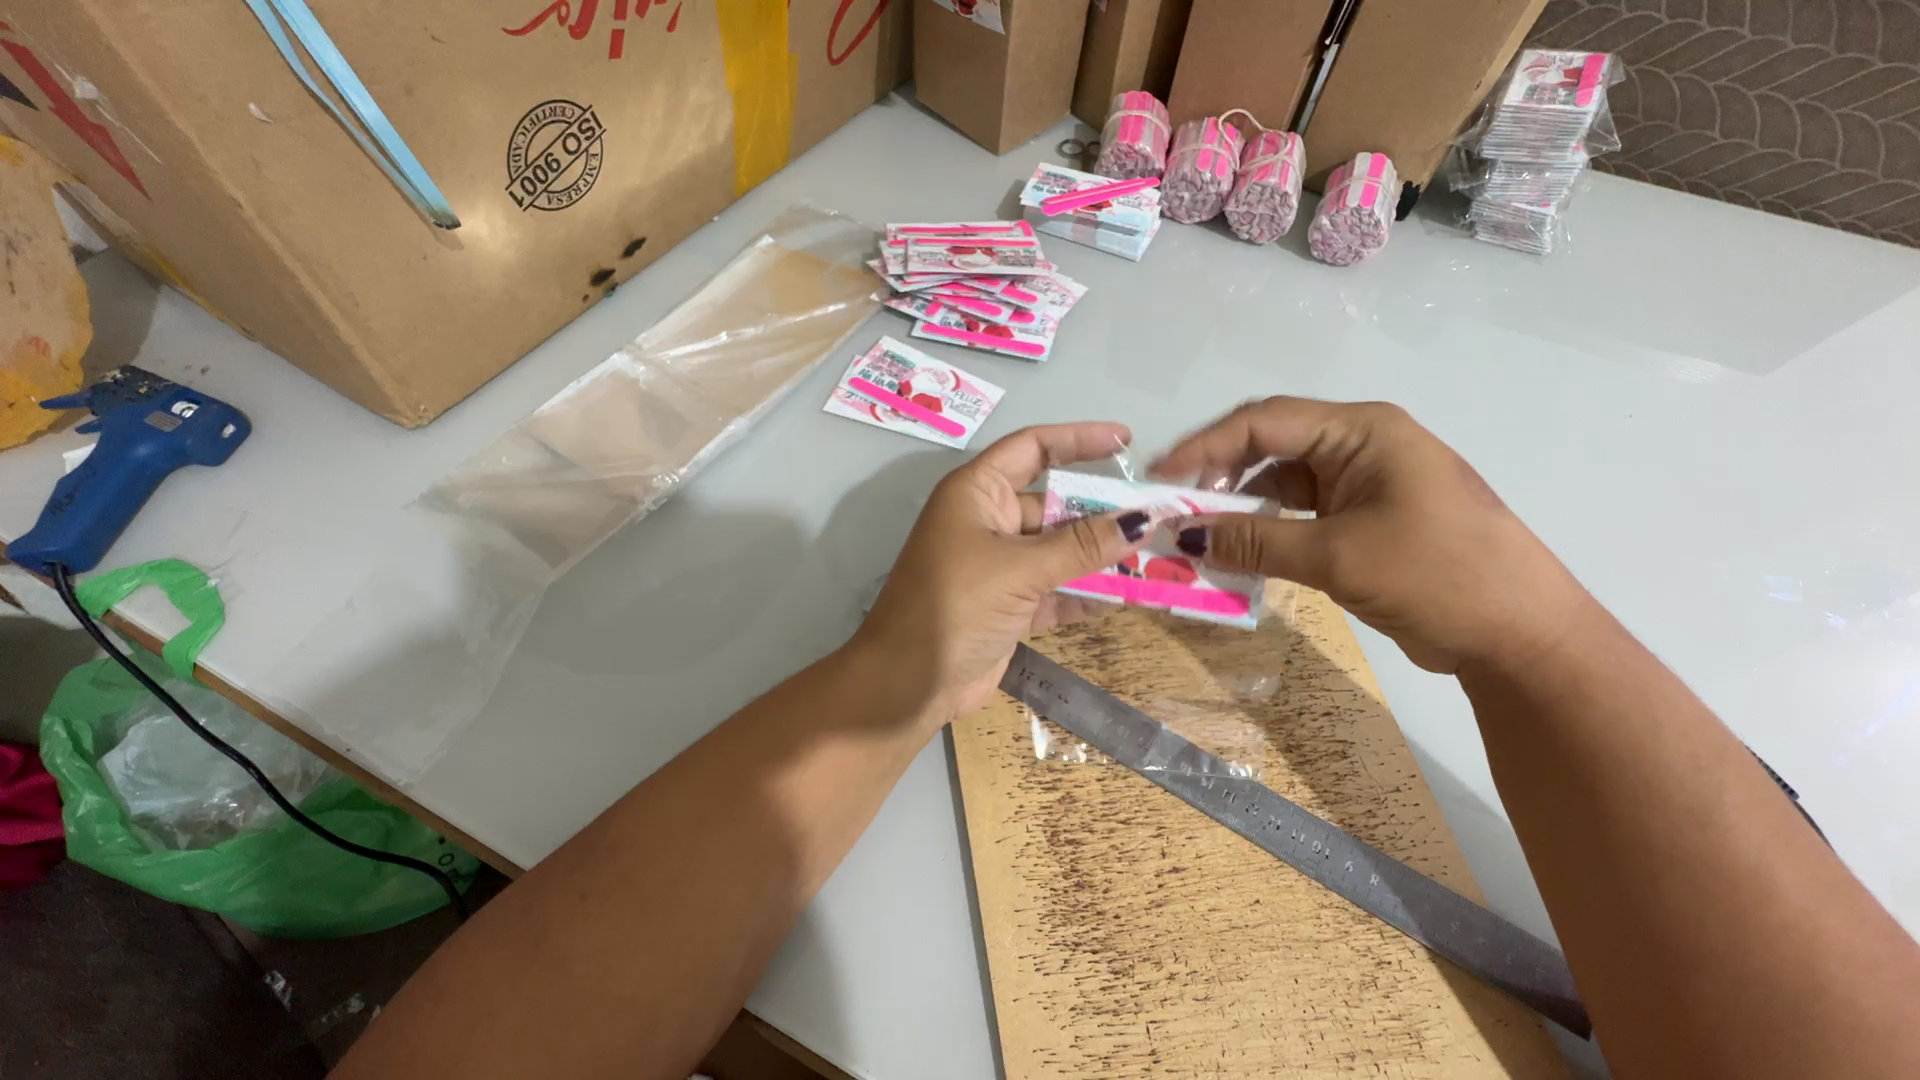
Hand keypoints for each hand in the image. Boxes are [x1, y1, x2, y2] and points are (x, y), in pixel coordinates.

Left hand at [854, 423, 1151, 724]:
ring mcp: (999, 566)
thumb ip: (1082, 545)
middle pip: (1054, 504)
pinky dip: (1086, 593)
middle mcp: (988, 521)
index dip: (1079, 439)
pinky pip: (1057, 589)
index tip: (1127, 441)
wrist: (907, 684)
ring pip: (1060, 550)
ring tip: (1157, 557)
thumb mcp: (1019, 569)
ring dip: (1101, 556)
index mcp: (977, 493)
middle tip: (1160, 517)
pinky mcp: (1009, 606)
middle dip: (1102, 511)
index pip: (1032, 448)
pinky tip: (1129, 596)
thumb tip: (1142, 520)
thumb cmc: (954, 606)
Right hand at [1152, 397, 1593, 673]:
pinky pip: (1301, 515)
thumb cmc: (1436, 575)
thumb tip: (1182, 534)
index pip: (1265, 422)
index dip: (1206, 446)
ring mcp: (1365, 484)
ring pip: (1282, 484)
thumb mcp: (1336, 556)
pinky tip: (1241, 553)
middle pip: (1270, 447)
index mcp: (1362, 431)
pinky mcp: (1367, 520)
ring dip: (1242, 509)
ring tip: (1200, 537)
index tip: (1159, 478)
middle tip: (1174, 509)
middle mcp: (1361, 446)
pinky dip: (1268, 531)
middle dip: (1219, 476)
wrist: (1521, 636)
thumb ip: (1255, 540)